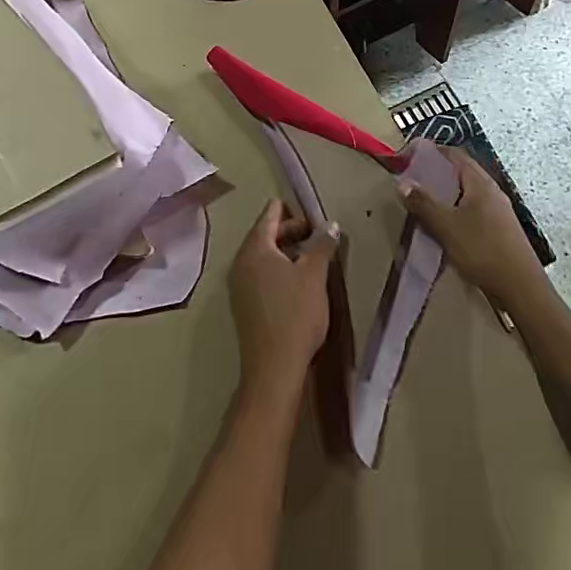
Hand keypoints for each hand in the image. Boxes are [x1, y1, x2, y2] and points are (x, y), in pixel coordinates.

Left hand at [229, 199, 337, 393]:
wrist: (275, 366)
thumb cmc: (296, 312)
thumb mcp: (315, 274)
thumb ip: (322, 245)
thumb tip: (330, 225)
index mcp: (255, 251)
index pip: (267, 217)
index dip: (285, 209)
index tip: (301, 203)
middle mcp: (241, 264)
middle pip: (264, 236)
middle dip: (289, 230)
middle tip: (316, 231)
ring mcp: (240, 287)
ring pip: (263, 257)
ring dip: (286, 251)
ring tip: (313, 253)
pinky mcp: (246, 305)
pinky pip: (261, 274)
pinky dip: (279, 268)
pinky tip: (299, 277)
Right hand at [398, 143, 547, 309]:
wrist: (519, 284)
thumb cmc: (482, 250)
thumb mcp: (447, 226)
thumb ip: (424, 204)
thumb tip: (403, 183)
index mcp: (480, 183)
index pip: (455, 155)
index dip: (430, 152)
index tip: (408, 157)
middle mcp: (492, 191)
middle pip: (461, 172)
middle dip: (435, 173)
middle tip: (411, 181)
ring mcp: (498, 209)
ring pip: (466, 192)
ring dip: (445, 193)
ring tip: (423, 203)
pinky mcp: (499, 227)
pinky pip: (472, 209)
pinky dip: (455, 209)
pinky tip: (444, 225)